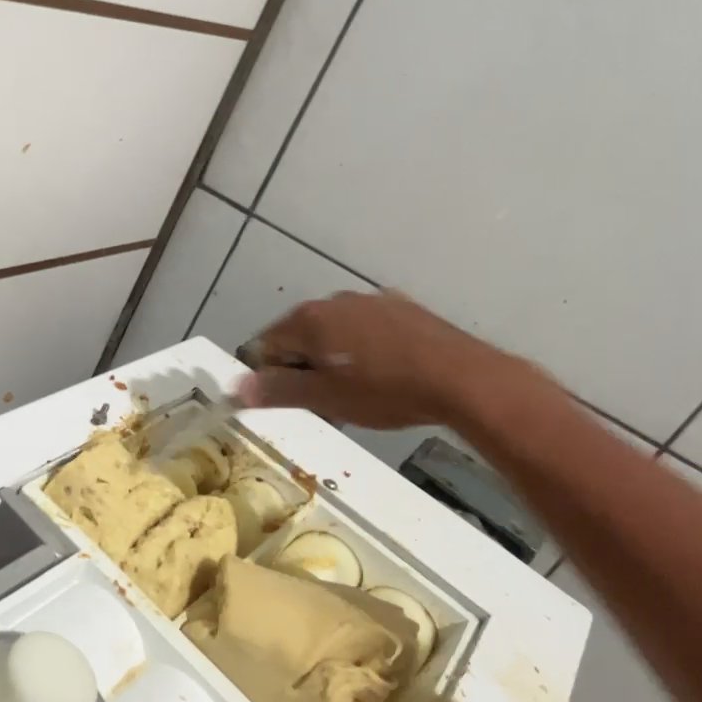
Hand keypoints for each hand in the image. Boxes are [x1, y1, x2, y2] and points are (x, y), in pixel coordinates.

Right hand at [234, 290, 543, 430]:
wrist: (465, 380)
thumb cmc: (385, 391)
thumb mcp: (325, 398)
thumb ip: (277, 390)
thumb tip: (236, 387)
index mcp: (308, 318)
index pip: (266, 345)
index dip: (274, 376)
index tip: (298, 401)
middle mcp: (333, 300)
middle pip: (300, 335)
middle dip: (306, 366)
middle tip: (328, 401)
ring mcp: (370, 300)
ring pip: (335, 331)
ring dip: (336, 357)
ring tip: (362, 391)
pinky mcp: (403, 307)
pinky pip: (368, 328)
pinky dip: (367, 348)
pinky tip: (390, 373)